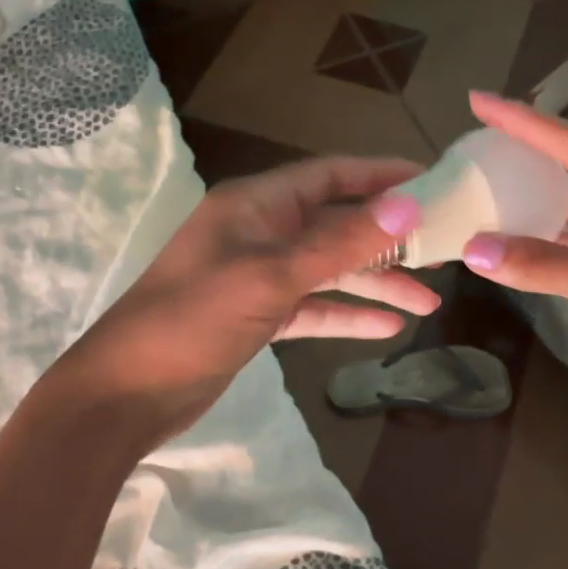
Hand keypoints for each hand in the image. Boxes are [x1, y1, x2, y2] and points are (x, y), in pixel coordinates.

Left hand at [31, 157, 434, 445]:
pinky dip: (346, 314)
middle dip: (389, 239)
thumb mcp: (272, 275)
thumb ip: (342, 242)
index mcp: (257, 204)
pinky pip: (313, 306)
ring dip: (376, 283)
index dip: (381, 175)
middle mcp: (260, 231)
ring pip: (330, 269)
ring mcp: (258, 275)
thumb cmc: (193, 319)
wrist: (125, 393)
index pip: (331, 175)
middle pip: (337, 224)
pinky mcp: (257, 315)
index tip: (432, 182)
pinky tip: (387, 328)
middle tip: (443, 251)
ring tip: (429, 302)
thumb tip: (408, 206)